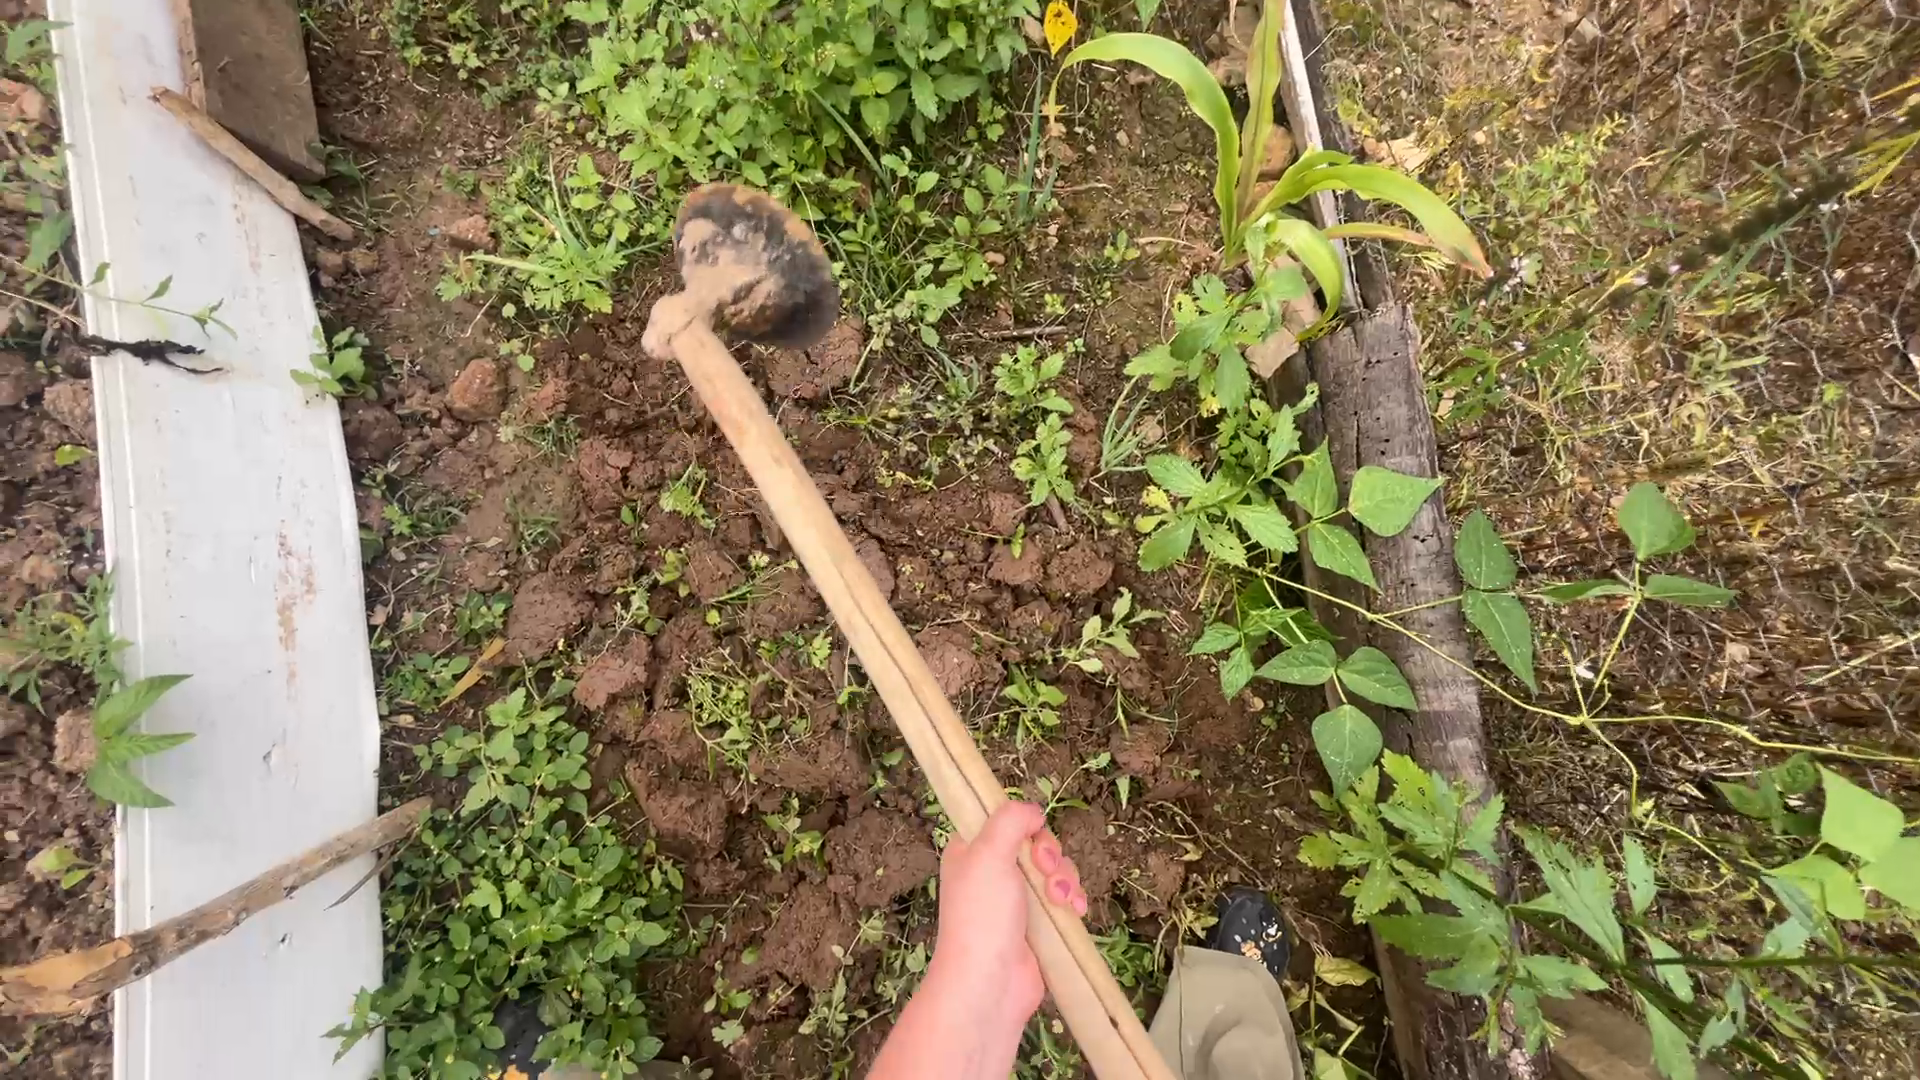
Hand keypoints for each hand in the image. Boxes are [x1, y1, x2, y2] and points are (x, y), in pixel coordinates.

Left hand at [867, 802, 1086, 1079]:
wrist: (989, 985)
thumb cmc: (982, 914)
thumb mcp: (989, 852)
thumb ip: (1011, 820)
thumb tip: (1034, 811)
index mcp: (971, 849)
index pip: (1004, 819)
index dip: (1024, 824)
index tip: (1032, 834)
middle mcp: (992, 871)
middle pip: (1035, 843)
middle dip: (1050, 855)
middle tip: (1045, 872)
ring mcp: (1016, 899)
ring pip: (1053, 869)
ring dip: (1064, 879)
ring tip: (1062, 901)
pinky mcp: (1037, 924)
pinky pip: (1062, 897)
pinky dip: (1072, 899)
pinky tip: (1076, 910)